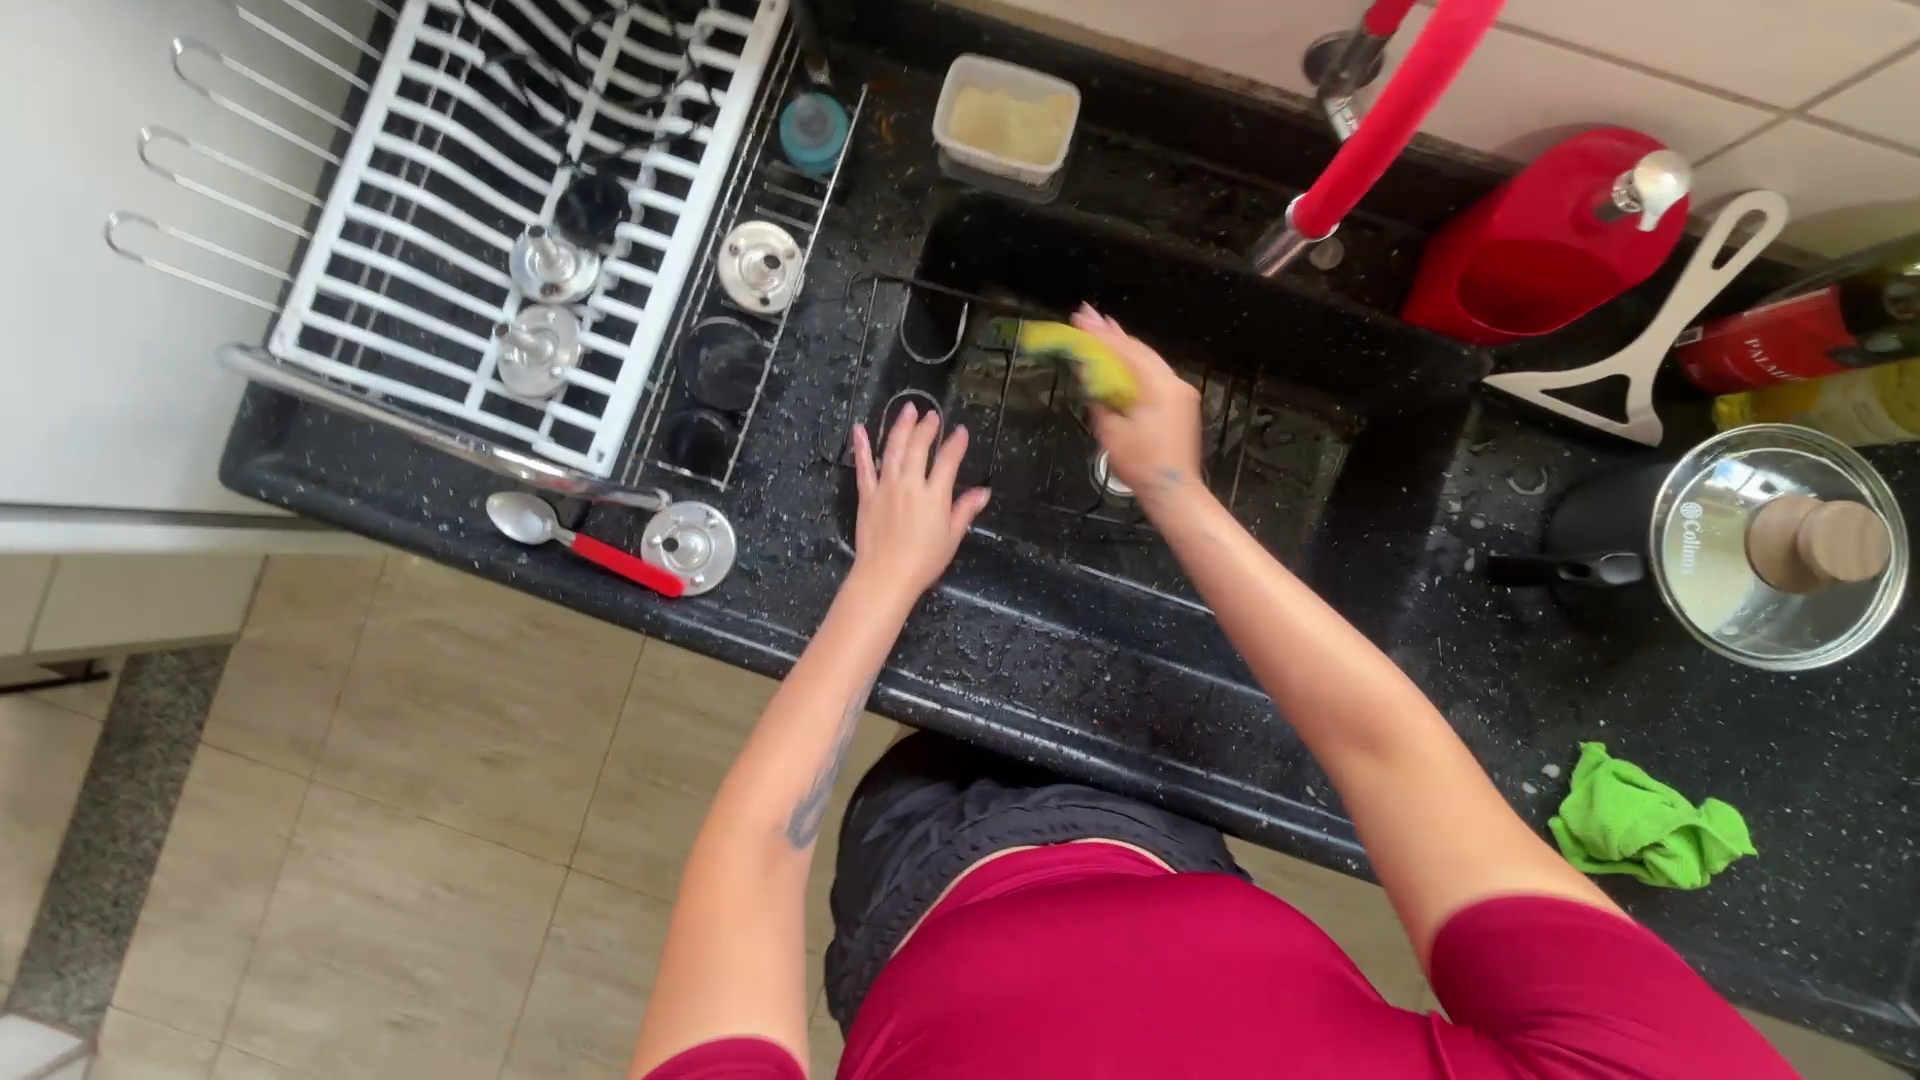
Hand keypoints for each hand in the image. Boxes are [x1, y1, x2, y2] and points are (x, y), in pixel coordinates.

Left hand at [849, 402, 990, 597]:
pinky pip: (864, 466)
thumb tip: (983, 492)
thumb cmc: (923, 561)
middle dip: (927, 428)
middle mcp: (909, 484)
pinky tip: (860, 429)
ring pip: (893, 449)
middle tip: (932, 414)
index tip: (960, 431)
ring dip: (900, 427)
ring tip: (907, 410)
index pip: (948, 461)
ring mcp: (885, 487)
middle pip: (918, 448)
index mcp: (934, 495)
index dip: (955, 443)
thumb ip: (965, 510)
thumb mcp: (951, 537)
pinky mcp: (867, 495)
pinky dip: (862, 446)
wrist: (885, 575)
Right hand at [1071, 304, 1202, 506]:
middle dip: (1112, 334)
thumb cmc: (1140, 463)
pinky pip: (1155, 375)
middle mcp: (1174, 382)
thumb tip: (1090, 374)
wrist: (1173, 489)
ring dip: (1125, 347)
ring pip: (1149, 361)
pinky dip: (1136, 365)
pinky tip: (1123, 358)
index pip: (1124, 352)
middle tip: (1088, 315)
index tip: (1081, 317)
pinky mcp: (1181, 403)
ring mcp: (1180, 392)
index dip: (1099, 335)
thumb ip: (1100, 397)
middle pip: (1139, 350)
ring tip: (1103, 329)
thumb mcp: (1110, 430)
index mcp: (1158, 386)